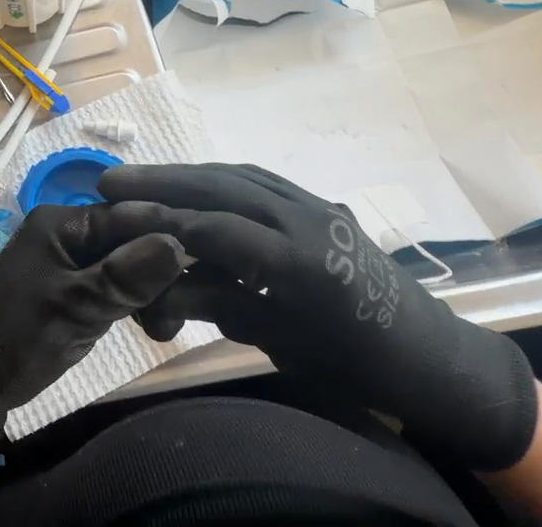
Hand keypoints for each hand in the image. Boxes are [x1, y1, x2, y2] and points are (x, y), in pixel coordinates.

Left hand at [0, 204, 184, 459]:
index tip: (212, 261)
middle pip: (135, 236)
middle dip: (164, 268)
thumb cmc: (15, 337)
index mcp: (62, 222)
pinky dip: (140, 303)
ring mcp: (76, 263)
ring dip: (155, 291)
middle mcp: (71, 233)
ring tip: (163, 327)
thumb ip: (123, 275)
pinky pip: (122, 286)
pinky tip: (154, 328)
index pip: (130, 212)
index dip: (170, 232)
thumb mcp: (73, 306)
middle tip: (181, 310)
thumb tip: (177, 243)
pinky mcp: (81, 292)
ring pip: (133, 264)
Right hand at [98, 163, 537, 470]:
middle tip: (110, 180)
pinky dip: (217, 178)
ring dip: (185, 173)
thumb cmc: (354, 366)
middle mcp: (308, 221)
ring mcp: (316, 206)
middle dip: (161, 180)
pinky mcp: (320, 204)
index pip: (214, 228)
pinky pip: (259, 180)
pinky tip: (192, 185)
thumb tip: (153, 287)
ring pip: (237, 175)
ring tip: (141, 179)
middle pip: (220, 185)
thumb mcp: (278, 343)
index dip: (158, 218)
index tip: (112, 213)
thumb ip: (216, 304)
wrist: (431, 357)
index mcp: (301, 265)